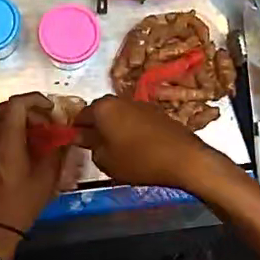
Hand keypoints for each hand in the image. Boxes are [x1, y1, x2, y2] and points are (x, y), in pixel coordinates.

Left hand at [0, 93, 75, 241]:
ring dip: (10, 118)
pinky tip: (11, 143)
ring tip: (27, 131)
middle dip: (25, 110)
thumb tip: (63, 133)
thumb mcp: (47, 177)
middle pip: (3, 108)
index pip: (17, 104)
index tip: (49, 108)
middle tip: (41, 123)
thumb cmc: (22, 203)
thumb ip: (56, 150)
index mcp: (6, 141)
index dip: (35, 100)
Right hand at [74, 95, 232, 191]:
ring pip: (118, 116)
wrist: (184, 159)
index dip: (75, 131)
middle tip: (96, 149)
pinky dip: (131, 131)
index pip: (79, 116)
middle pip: (99, 113)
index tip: (76, 144)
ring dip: (114, 129)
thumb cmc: (139, 160)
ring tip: (117, 151)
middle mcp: (119, 99)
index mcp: (102, 107)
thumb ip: (89, 145)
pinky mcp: (157, 113)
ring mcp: (140, 104)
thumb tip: (82, 136)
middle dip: (95, 128)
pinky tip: (136, 149)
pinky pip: (135, 120)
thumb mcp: (105, 160)